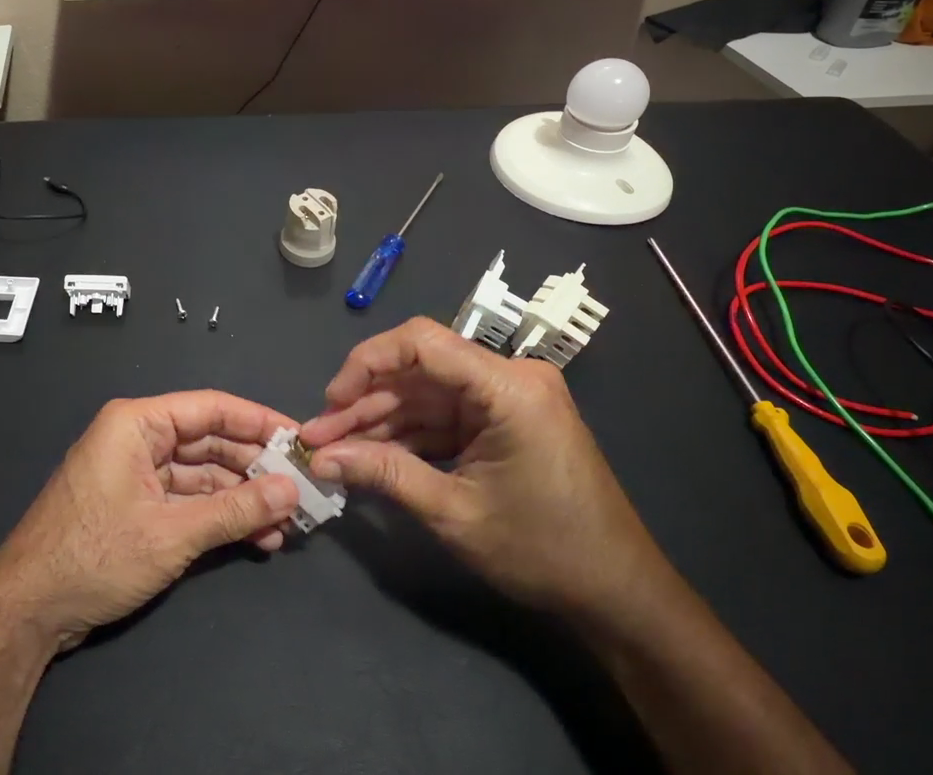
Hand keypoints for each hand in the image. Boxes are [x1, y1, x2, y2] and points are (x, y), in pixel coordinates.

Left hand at [0, 390, 300, 651]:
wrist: (27, 611)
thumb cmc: (94, 557)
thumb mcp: (172, 534)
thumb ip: (236, 510)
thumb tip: (291, 490)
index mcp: (136, 424)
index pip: (212, 408)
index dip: (260, 422)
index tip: (302, 439)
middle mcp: (137, 440)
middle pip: (211, 443)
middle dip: (256, 469)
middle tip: (303, 490)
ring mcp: (136, 474)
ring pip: (203, 476)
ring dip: (244, 500)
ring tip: (289, 524)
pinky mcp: (136, 507)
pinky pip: (188, 501)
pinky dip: (220, 518)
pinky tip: (258, 537)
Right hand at [300, 318, 668, 619]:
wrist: (615, 591)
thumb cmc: (541, 550)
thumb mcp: (453, 512)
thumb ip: (385, 474)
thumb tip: (321, 459)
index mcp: (508, 387)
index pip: (421, 342)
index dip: (366, 364)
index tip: (330, 402)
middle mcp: (509, 378)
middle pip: (419, 370)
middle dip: (364, 402)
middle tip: (317, 438)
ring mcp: (508, 399)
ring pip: (426, 394)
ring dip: (380, 421)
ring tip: (333, 451)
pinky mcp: (505, 422)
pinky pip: (445, 416)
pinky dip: (408, 435)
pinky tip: (370, 456)